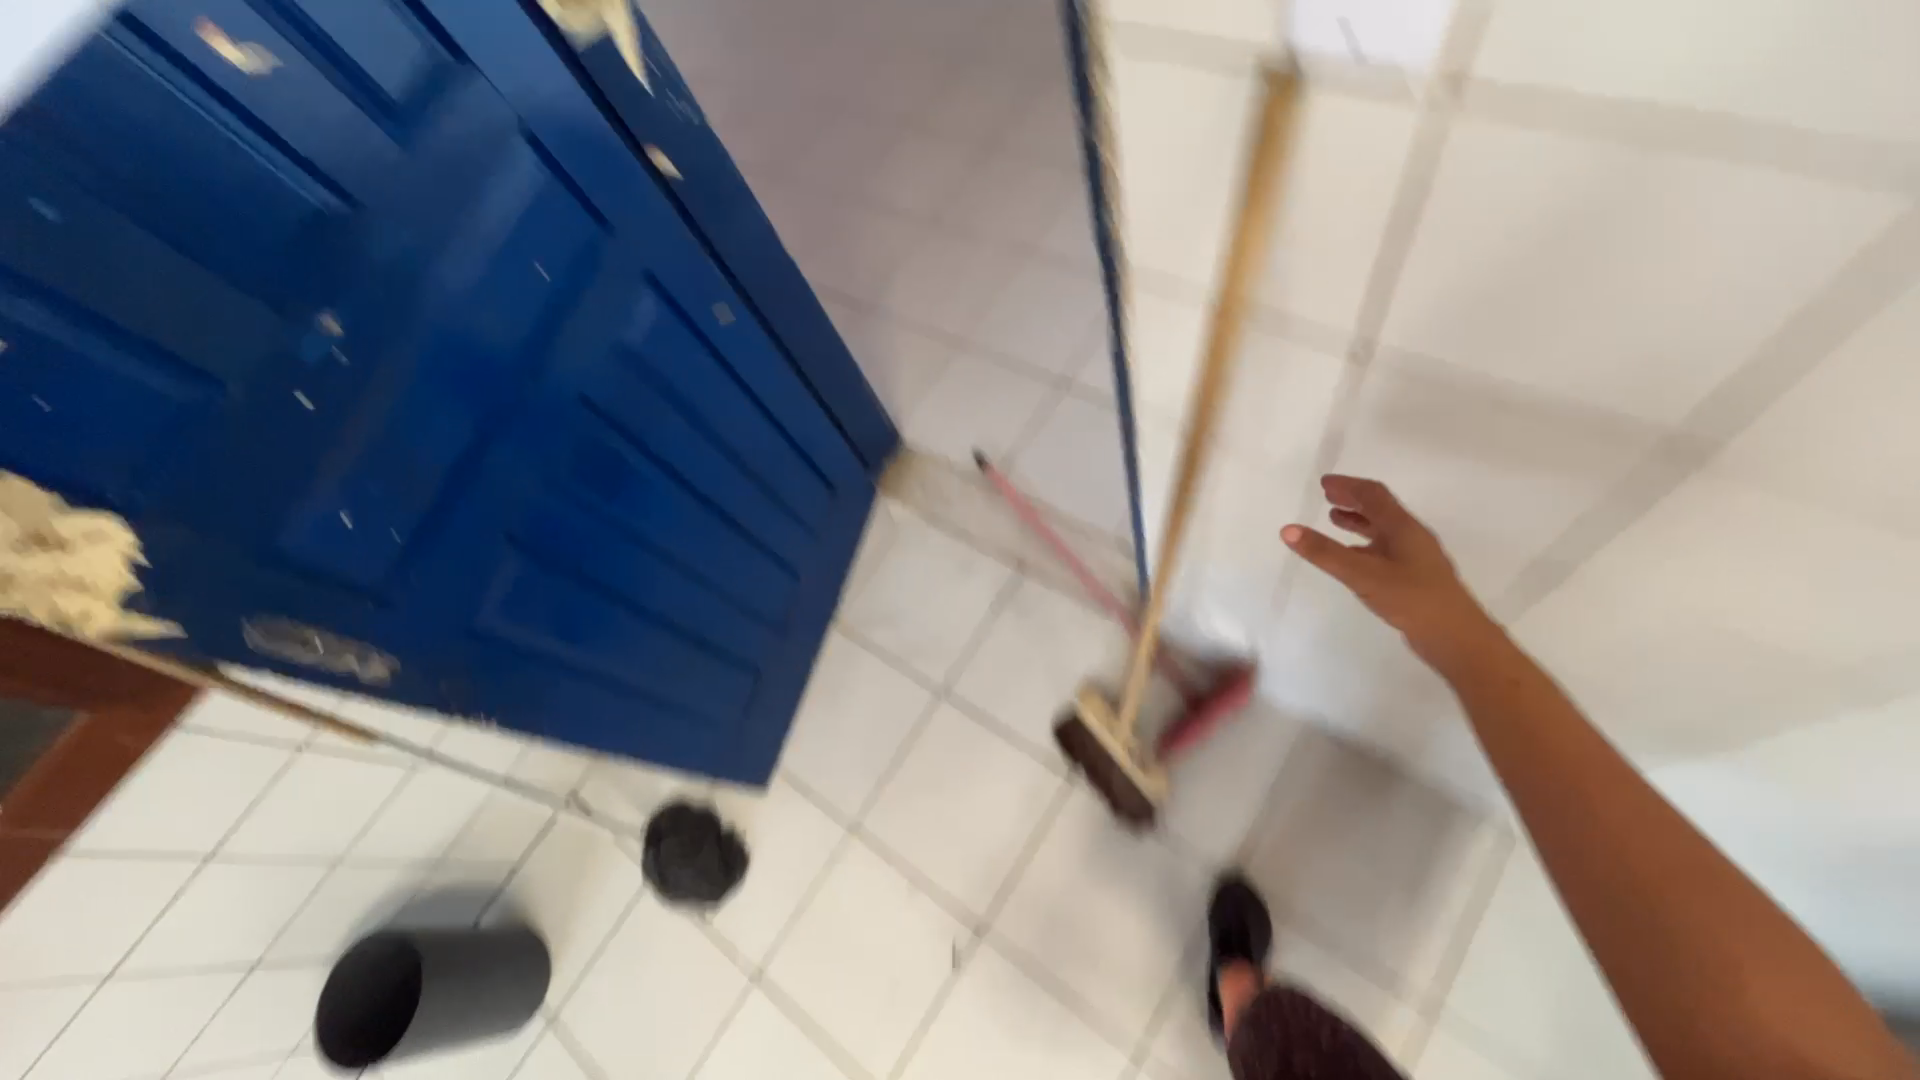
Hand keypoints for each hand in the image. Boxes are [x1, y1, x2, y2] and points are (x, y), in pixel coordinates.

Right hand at [1282, 475, 1500, 669]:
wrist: (1454, 635)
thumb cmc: (1410, 598)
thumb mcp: (1361, 574)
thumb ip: (1324, 552)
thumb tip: (1287, 529)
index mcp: (1402, 527)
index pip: (1373, 495)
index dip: (1348, 486)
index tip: (1324, 483)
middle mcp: (1411, 536)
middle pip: (1380, 509)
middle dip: (1353, 500)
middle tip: (1327, 496)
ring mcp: (1415, 557)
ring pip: (1383, 530)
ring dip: (1359, 520)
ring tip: (1334, 519)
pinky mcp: (1414, 576)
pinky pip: (1384, 550)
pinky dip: (1364, 544)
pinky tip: (1352, 557)